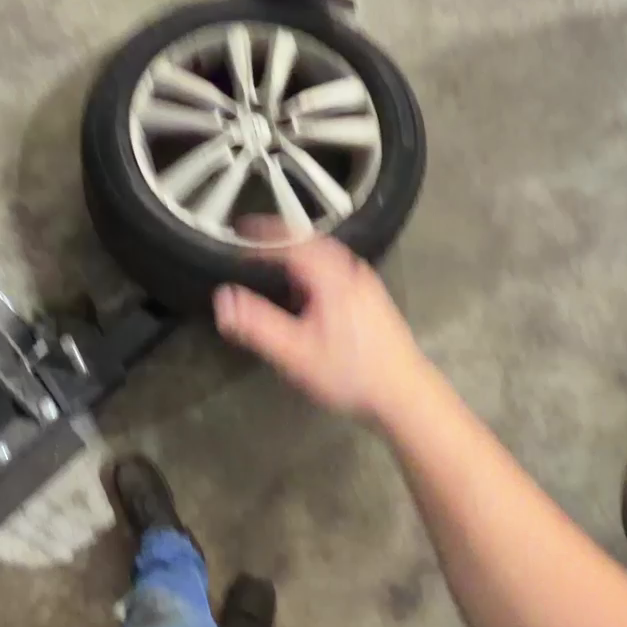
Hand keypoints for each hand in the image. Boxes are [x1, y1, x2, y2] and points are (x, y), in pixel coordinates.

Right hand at [212, 222, 430, 424]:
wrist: (403, 394)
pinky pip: (340, 274)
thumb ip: (257, 325)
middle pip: (313, 244)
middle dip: (283, 242)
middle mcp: (353, 273)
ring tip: (278, 271)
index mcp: (332, 277)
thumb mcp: (295, 353)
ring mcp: (367, 286)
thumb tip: (223, 301)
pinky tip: (310, 298)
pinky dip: (317, 274)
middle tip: (257, 246)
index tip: (242, 232)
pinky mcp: (374, 303)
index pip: (292, 241)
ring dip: (301, 259)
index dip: (264, 234)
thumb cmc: (350, 374)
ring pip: (329, 259)